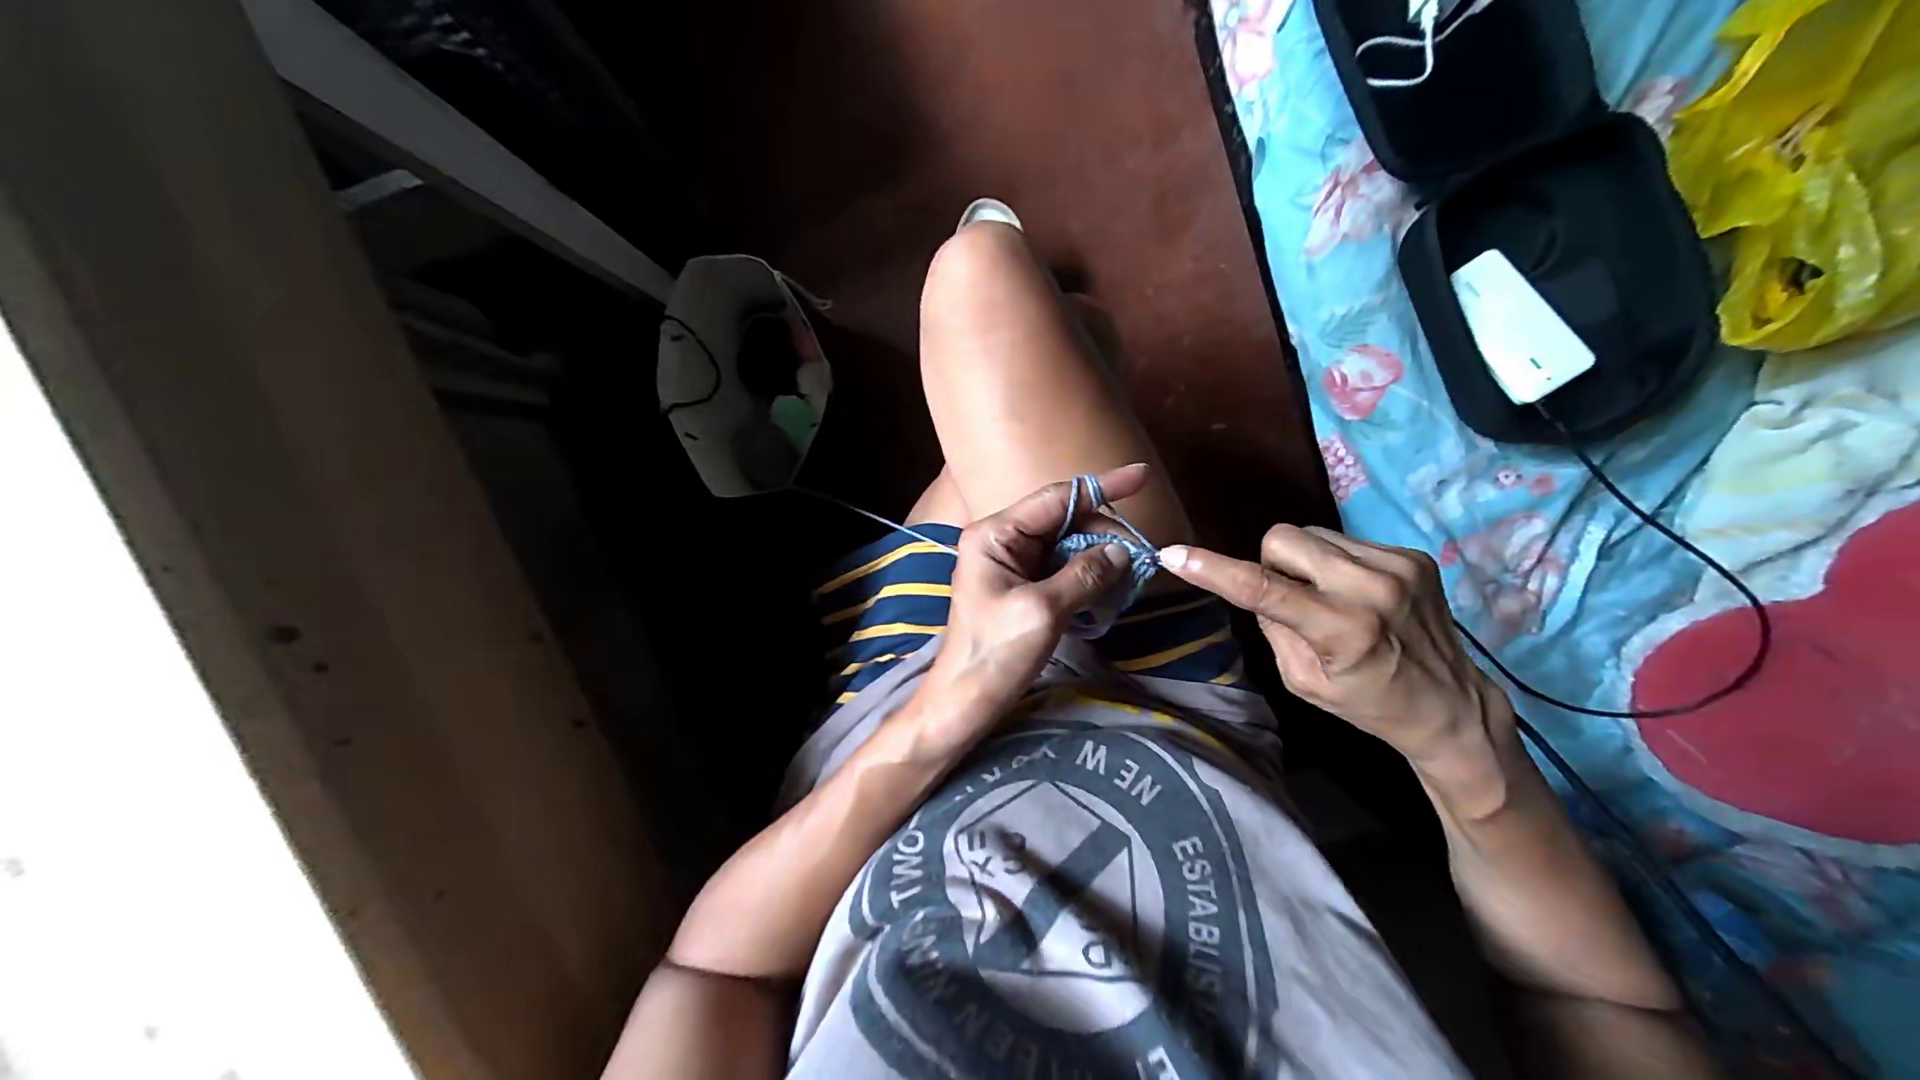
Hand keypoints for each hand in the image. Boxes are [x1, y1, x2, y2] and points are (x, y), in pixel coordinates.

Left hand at [912, 465, 1143, 754]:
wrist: (965, 699)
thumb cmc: (995, 653)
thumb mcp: (1043, 610)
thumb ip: (1084, 574)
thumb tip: (1122, 551)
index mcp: (995, 534)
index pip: (1055, 498)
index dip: (1101, 487)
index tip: (1143, 475)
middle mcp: (1001, 541)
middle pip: (1063, 520)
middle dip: (1103, 532)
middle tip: (1140, 554)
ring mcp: (1010, 565)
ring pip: (1065, 545)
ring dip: (1099, 555)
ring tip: (1131, 572)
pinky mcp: (1020, 588)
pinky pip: (1061, 569)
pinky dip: (1087, 575)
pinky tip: (1109, 587)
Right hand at [1159, 525, 1503, 767]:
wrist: (1451, 704)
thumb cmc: (1367, 703)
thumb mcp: (1303, 680)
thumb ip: (1275, 626)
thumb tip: (1256, 584)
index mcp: (1343, 630)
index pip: (1262, 589)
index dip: (1213, 570)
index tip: (1175, 555)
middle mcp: (1372, 587)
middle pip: (1283, 539)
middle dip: (1272, 564)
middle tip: (1289, 599)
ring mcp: (1398, 565)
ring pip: (1311, 534)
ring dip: (1303, 562)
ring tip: (1326, 597)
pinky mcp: (1412, 555)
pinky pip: (1343, 540)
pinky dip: (1334, 563)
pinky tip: (1354, 592)